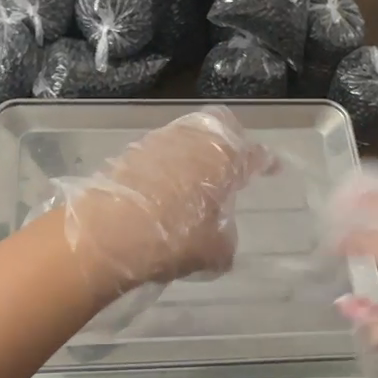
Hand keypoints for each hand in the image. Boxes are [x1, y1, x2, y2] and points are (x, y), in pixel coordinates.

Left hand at [54, 106, 274, 298]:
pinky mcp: (129, 152)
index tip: (271, 166)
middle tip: (234, 160)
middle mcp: (192, 139)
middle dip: (231, 138)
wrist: (106, 234)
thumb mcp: (213, 252)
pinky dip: (169, 162)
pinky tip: (166, 186)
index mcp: (223, 157)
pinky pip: (159, 150)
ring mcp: (158, 141)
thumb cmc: (172, 239)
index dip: (265, 161)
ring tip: (198, 176)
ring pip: (187, 134)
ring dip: (197, 150)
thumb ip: (225, 240)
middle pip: (219, 124)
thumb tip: (221, 238)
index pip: (253, 153)